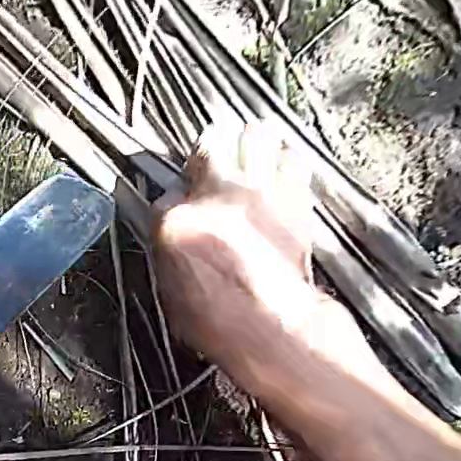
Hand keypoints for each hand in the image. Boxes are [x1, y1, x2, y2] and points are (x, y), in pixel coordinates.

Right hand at [153, 118, 388, 402]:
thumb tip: (174, 236)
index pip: (167, 192)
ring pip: (255, 135)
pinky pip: (292, 157)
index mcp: (175, 222)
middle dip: (211, 150)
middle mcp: (215, 196)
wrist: (270, 325)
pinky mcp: (294, 195)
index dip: (175, 200)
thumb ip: (169, 251)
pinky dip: (284, 161)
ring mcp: (259, 190)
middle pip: (211, 143)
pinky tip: (278, 174)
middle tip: (212, 162)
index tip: (180, 209)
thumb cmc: (215, 320)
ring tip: (247, 154)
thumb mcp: (170, 292)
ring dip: (249, 143)